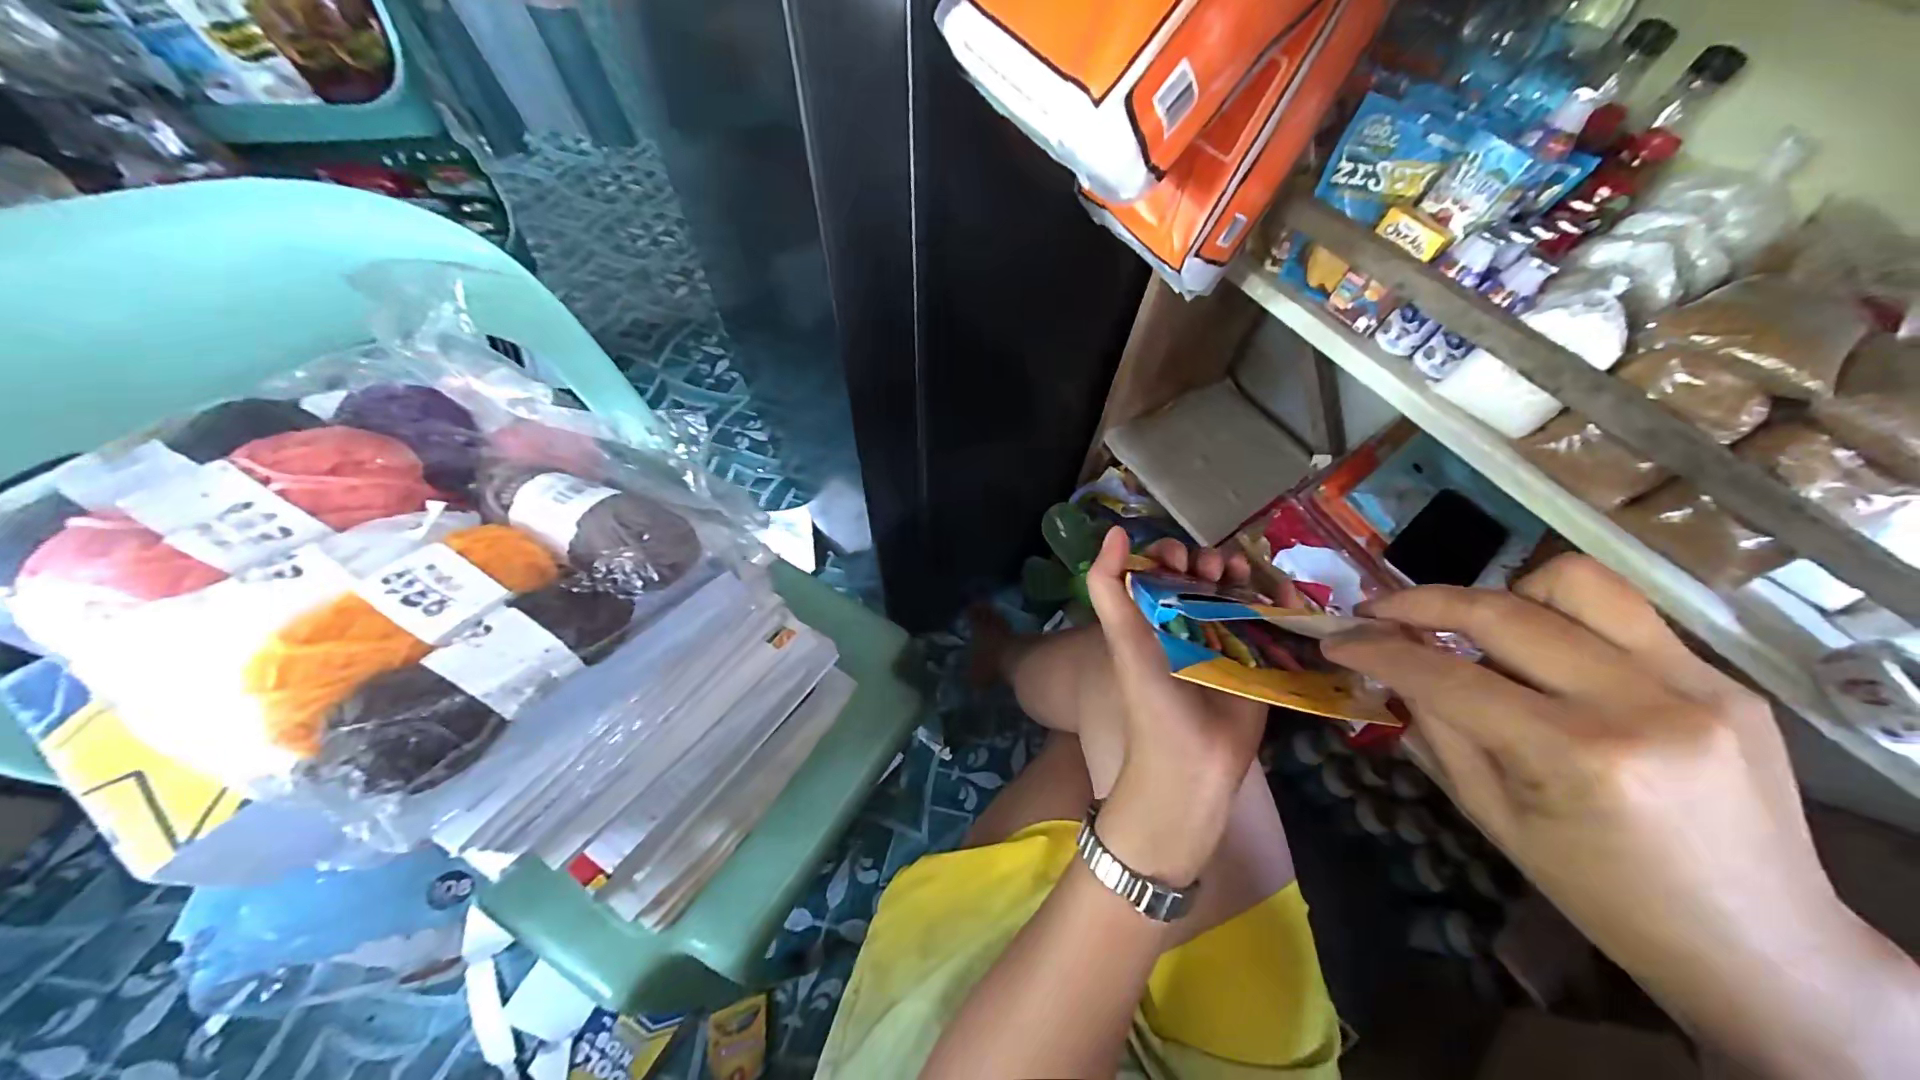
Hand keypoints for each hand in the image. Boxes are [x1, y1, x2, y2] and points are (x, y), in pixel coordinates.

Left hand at [1083, 528, 1267, 884]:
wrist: (1191, 759)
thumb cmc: (1153, 695)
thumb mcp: (1123, 636)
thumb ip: (1108, 586)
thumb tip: (1114, 531)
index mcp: (1152, 615)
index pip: (1162, 570)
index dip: (1172, 555)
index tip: (1181, 559)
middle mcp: (1187, 623)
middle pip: (1204, 577)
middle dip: (1212, 562)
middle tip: (1217, 569)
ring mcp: (1225, 640)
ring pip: (1238, 593)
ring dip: (1246, 576)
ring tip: (1246, 575)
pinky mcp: (1258, 660)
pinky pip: (1271, 622)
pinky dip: (1281, 604)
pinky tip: (1286, 594)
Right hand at [1324, 555, 1919, 1077]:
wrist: (1763, 945)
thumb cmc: (1605, 895)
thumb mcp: (1494, 818)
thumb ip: (1439, 731)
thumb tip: (1392, 672)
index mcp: (1579, 756)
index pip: (1449, 676)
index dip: (1378, 651)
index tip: (1337, 639)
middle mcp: (1643, 703)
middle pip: (1504, 613)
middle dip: (1422, 603)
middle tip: (1379, 612)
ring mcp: (1698, 683)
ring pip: (1573, 584)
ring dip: (1502, 594)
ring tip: (1473, 626)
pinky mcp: (1725, 678)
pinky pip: (1621, 616)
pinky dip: (1558, 620)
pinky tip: (1539, 655)